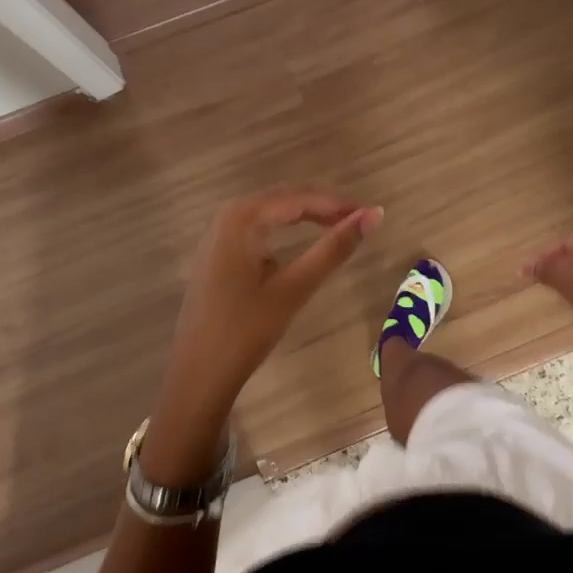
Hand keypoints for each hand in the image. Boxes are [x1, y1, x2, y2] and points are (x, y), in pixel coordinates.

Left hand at [143, 188, 380, 480]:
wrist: (198, 374)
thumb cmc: (246, 330)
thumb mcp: (294, 288)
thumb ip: (334, 249)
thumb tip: (375, 216)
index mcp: (243, 218)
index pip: (300, 198)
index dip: (339, 204)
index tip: (373, 213)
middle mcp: (227, 216)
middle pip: (285, 198)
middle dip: (324, 206)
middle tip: (361, 220)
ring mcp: (219, 234)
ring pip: (272, 212)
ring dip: (307, 216)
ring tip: (340, 227)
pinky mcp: (218, 253)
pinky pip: (259, 228)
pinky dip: (286, 229)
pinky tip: (304, 242)